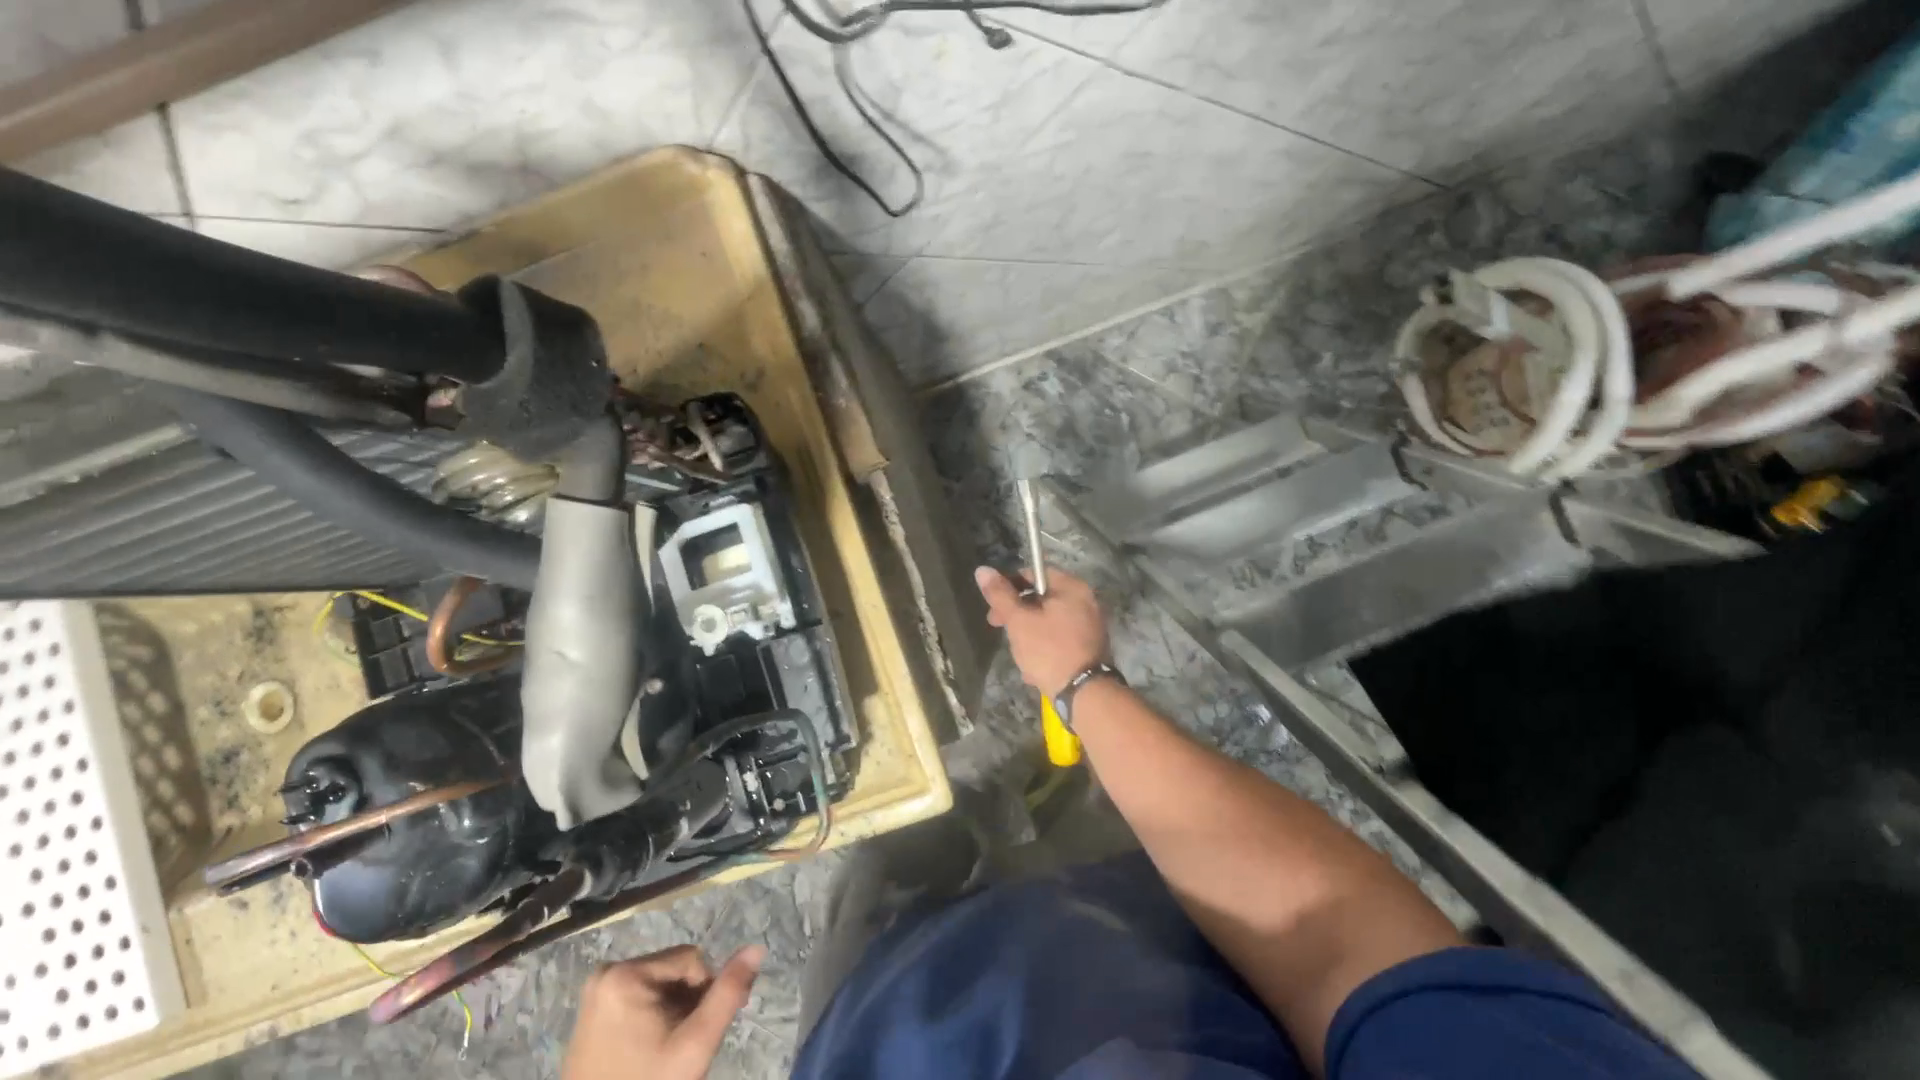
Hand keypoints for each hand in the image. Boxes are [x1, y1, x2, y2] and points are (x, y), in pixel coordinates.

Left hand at [562, 944, 765, 1079]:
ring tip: (670, 1046)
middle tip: (689, 1041)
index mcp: (627, 974)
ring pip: (657, 983)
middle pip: (673, 970)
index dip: (708, 991)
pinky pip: (637, 995)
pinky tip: (651, 1045)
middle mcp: (607, 972)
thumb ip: (728, 993)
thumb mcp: (696, 1043)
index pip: (692, 960)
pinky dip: (652, 1014)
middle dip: (689, 1000)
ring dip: (673, 1008)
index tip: (708, 1028)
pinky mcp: (591, 1008)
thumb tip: (756, 948)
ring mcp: (595, 990)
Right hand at [975, 565, 1109, 697]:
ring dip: (1029, 635)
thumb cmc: (1049, 651)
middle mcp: (1086, 601)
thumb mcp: (1019, 621)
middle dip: (1018, 615)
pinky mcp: (1089, 647)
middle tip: (1000, 629)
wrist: (1084, 693)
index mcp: (1071, 587)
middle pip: (1041, 598)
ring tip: (1019, 655)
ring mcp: (1090, 625)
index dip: (1009, 587)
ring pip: (1048, 621)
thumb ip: (1000, 595)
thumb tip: (982, 570)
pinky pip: (1060, 639)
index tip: (994, 608)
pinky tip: (1034, 668)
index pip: (1034, 574)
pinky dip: (1045, 648)